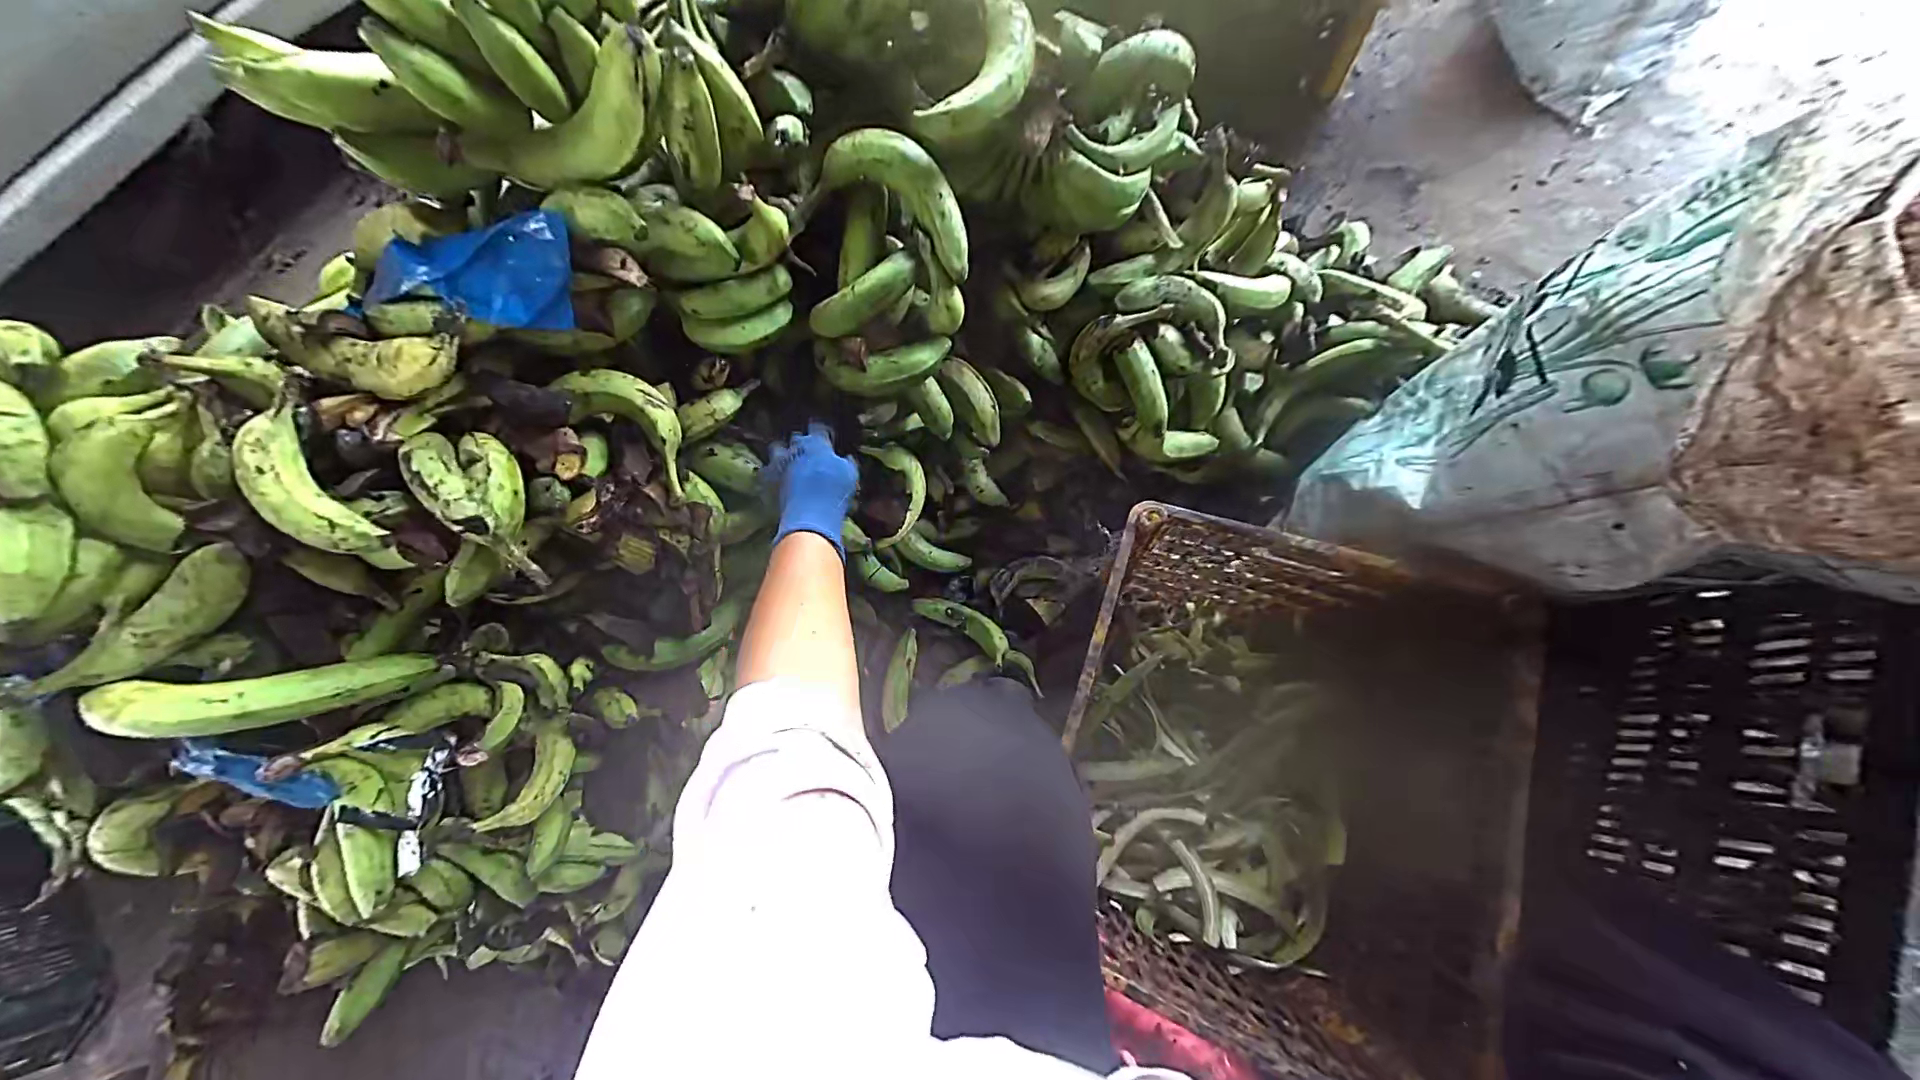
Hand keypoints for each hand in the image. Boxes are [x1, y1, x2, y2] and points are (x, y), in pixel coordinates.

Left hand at [763, 422, 857, 556]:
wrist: (809, 514)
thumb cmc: (834, 492)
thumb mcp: (849, 475)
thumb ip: (847, 463)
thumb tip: (847, 458)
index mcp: (816, 443)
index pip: (818, 427)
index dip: (822, 432)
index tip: (826, 439)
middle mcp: (795, 447)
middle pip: (796, 437)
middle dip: (801, 443)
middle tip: (808, 454)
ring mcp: (778, 462)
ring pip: (776, 449)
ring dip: (782, 454)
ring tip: (788, 464)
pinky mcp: (766, 478)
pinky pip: (766, 471)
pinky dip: (771, 475)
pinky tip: (776, 482)